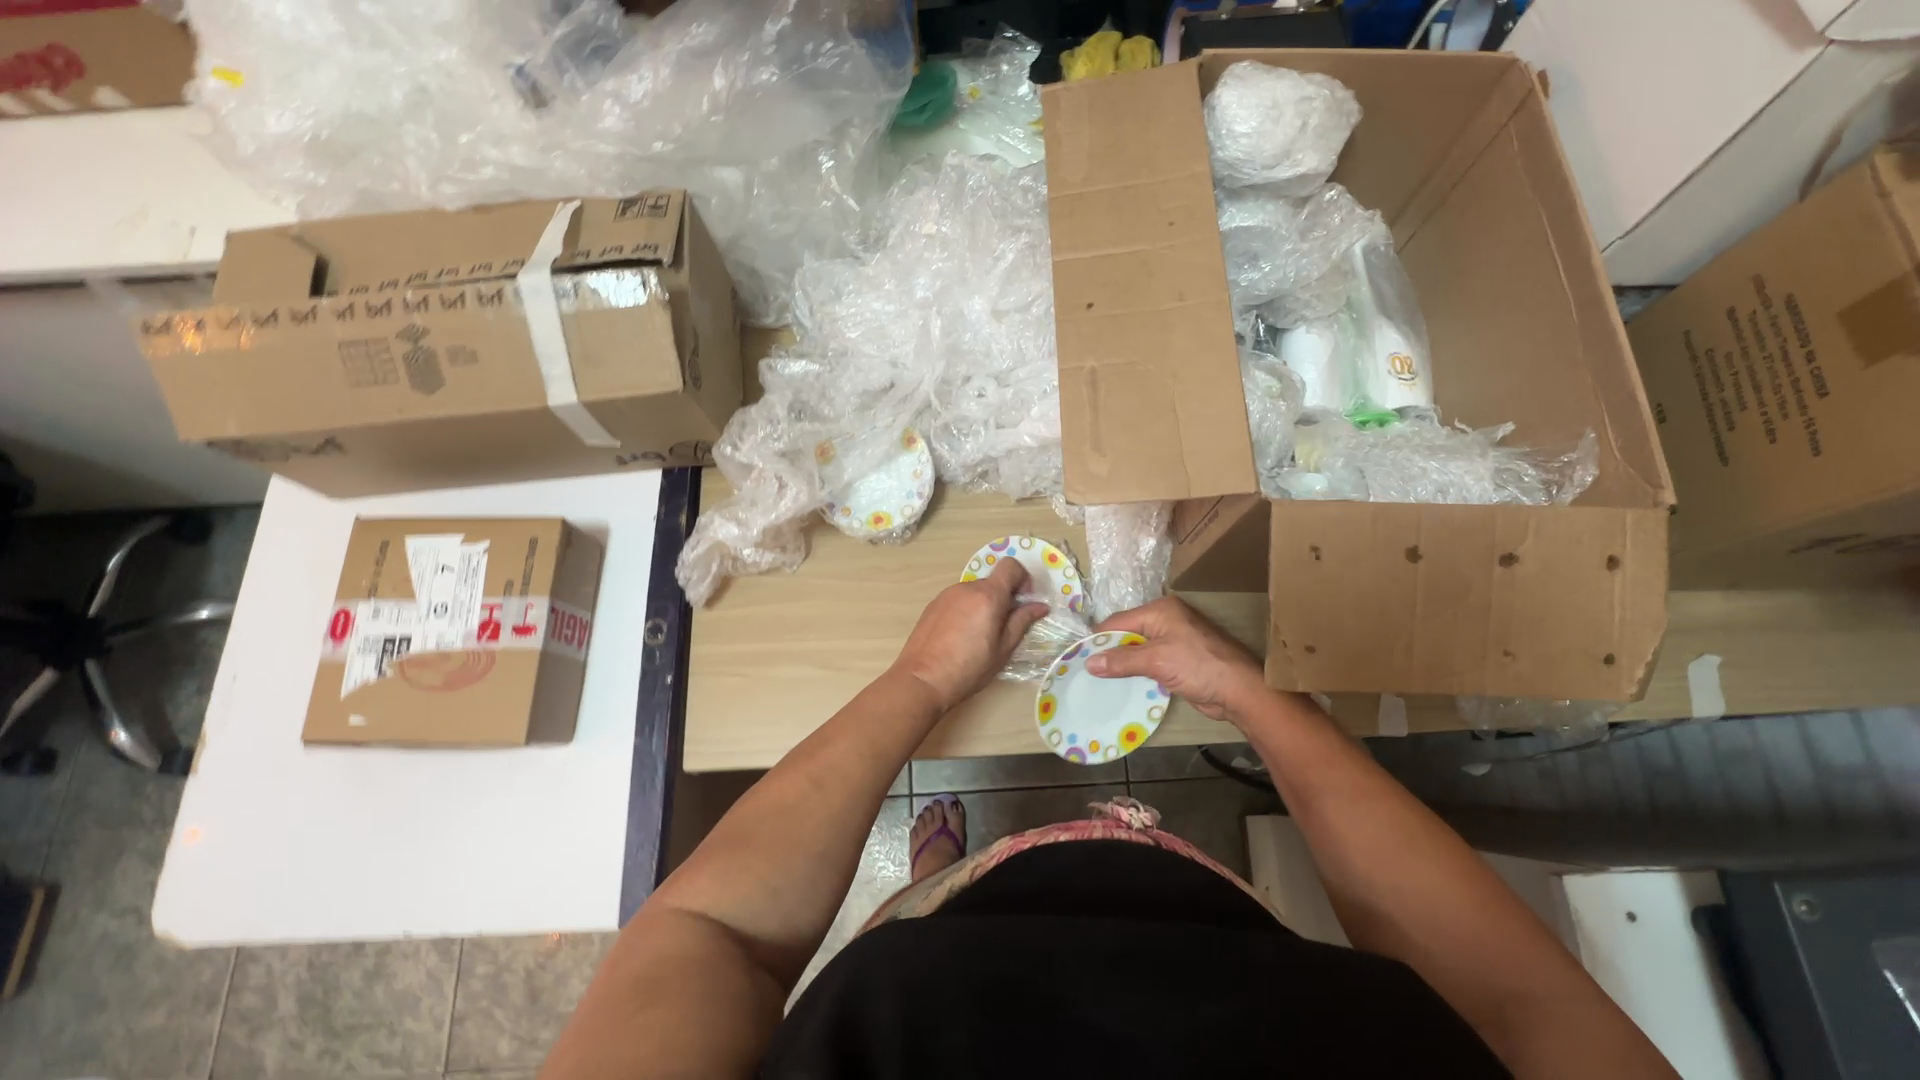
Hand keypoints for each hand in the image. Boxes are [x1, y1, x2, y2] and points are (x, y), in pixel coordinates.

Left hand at [890, 557, 1049, 713]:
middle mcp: (966, 588)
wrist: (921, 680)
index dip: (1023, 579)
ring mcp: (946, 595)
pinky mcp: (932, 605)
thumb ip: (1022, 622)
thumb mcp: (1003, 649)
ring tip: (978, 636)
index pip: (1011, 566)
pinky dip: (966, 610)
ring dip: (983, 605)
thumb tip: (1040, 606)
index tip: (1023, 601)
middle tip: (1002, 628)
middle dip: (1003, 598)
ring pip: (974, 592)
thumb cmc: (968, 669)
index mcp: (987, 596)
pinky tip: (959, 637)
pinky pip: (957, 600)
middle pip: (992, 582)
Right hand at [1085, 597, 1269, 724]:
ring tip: (1097, 678)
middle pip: (1126, 633)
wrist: (1240, 690)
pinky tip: (1122, 682)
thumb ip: (1122, 660)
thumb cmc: (1199, 667)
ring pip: (1137, 648)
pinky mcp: (1178, 658)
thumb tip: (1089, 662)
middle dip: (1107, 650)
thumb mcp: (1157, 661)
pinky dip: (1135, 670)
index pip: (1118, 621)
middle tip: (1084, 670)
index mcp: (1160, 610)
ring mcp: (1173, 639)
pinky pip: (1148, 661)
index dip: (1097, 639)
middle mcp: (1165, 619)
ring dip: (1121, 662)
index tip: (1076, 657)